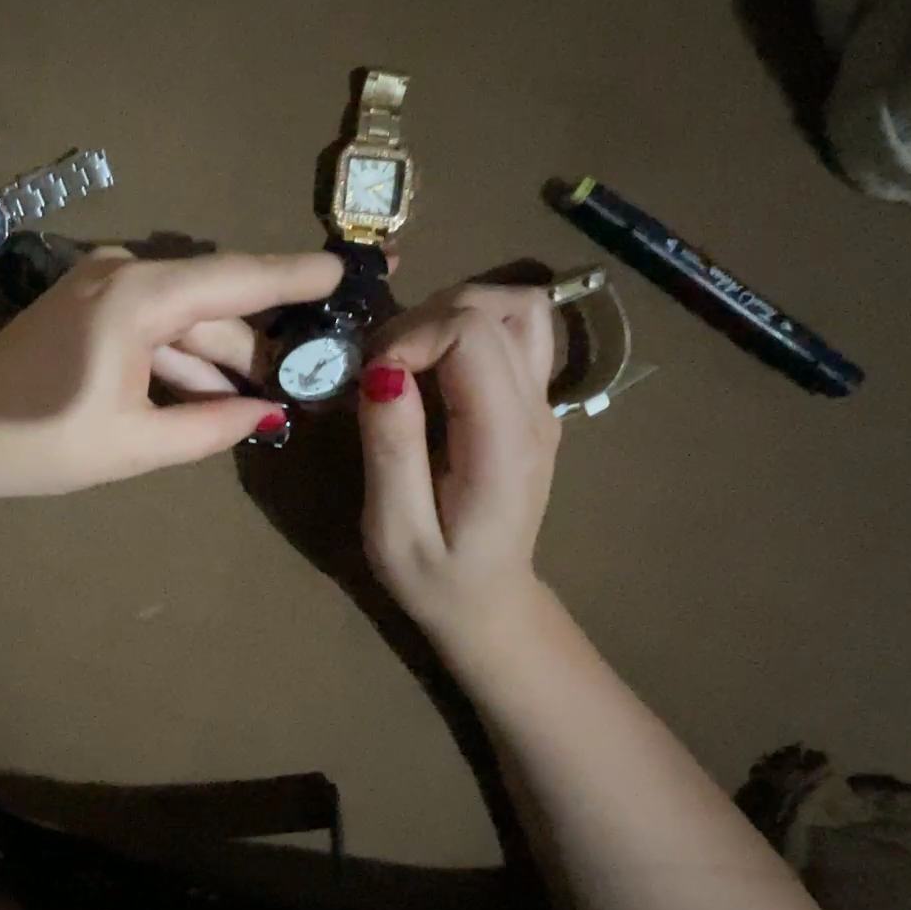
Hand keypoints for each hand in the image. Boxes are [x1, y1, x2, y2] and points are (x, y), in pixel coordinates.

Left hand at [0, 248, 340, 503]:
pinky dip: (180, 354)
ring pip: (183, 315)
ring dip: (220, 355)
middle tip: (308, 375)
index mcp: (138, 297)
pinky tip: (211, 389)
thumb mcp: (137, 444)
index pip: (237, 277)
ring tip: (267, 393)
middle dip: (258, 342)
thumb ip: (212, 425)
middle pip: (212, 302)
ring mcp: (99, 284)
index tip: (345, 270)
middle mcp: (123, 272)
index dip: (294, 276)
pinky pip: (152, 321)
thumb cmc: (43, 442)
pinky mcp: (84, 303)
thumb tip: (269, 414)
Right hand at [357, 283, 560, 635]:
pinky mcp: (531, 402)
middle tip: (376, 366)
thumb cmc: (435, 576)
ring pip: (517, 306)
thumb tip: (381, 369)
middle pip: (496, 307)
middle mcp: (535, 410)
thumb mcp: (395, 527)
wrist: (489, 603)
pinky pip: (514, 331)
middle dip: (421, 319)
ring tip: (404, 354)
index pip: (472, 334)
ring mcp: (542, 402)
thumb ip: (391, 446)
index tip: (368, 379)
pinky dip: (467, 325)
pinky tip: (430, 363)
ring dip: (450, 312)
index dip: (409, 338)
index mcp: (503, 441)